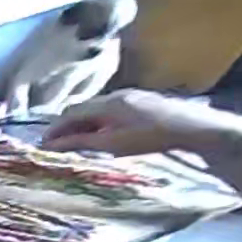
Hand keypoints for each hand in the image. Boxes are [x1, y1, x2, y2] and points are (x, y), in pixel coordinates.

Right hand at [41, 89, 241, 157]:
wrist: (199, 129)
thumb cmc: (151, 137)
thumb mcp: (109, 144)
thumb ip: (76, 143)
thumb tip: (47, 146)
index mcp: (107, 103)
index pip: (69, 113)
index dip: (53, 129)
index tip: (43, 146)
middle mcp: (117, 95)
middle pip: (81, 109)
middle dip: (66, 127)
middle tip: (59, 146)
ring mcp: (132, 97)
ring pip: (95, 110)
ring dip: (82, 125)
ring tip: (79, 143)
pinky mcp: (143, 102)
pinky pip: (110, 110)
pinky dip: (98, 123)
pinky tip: (102, 135)